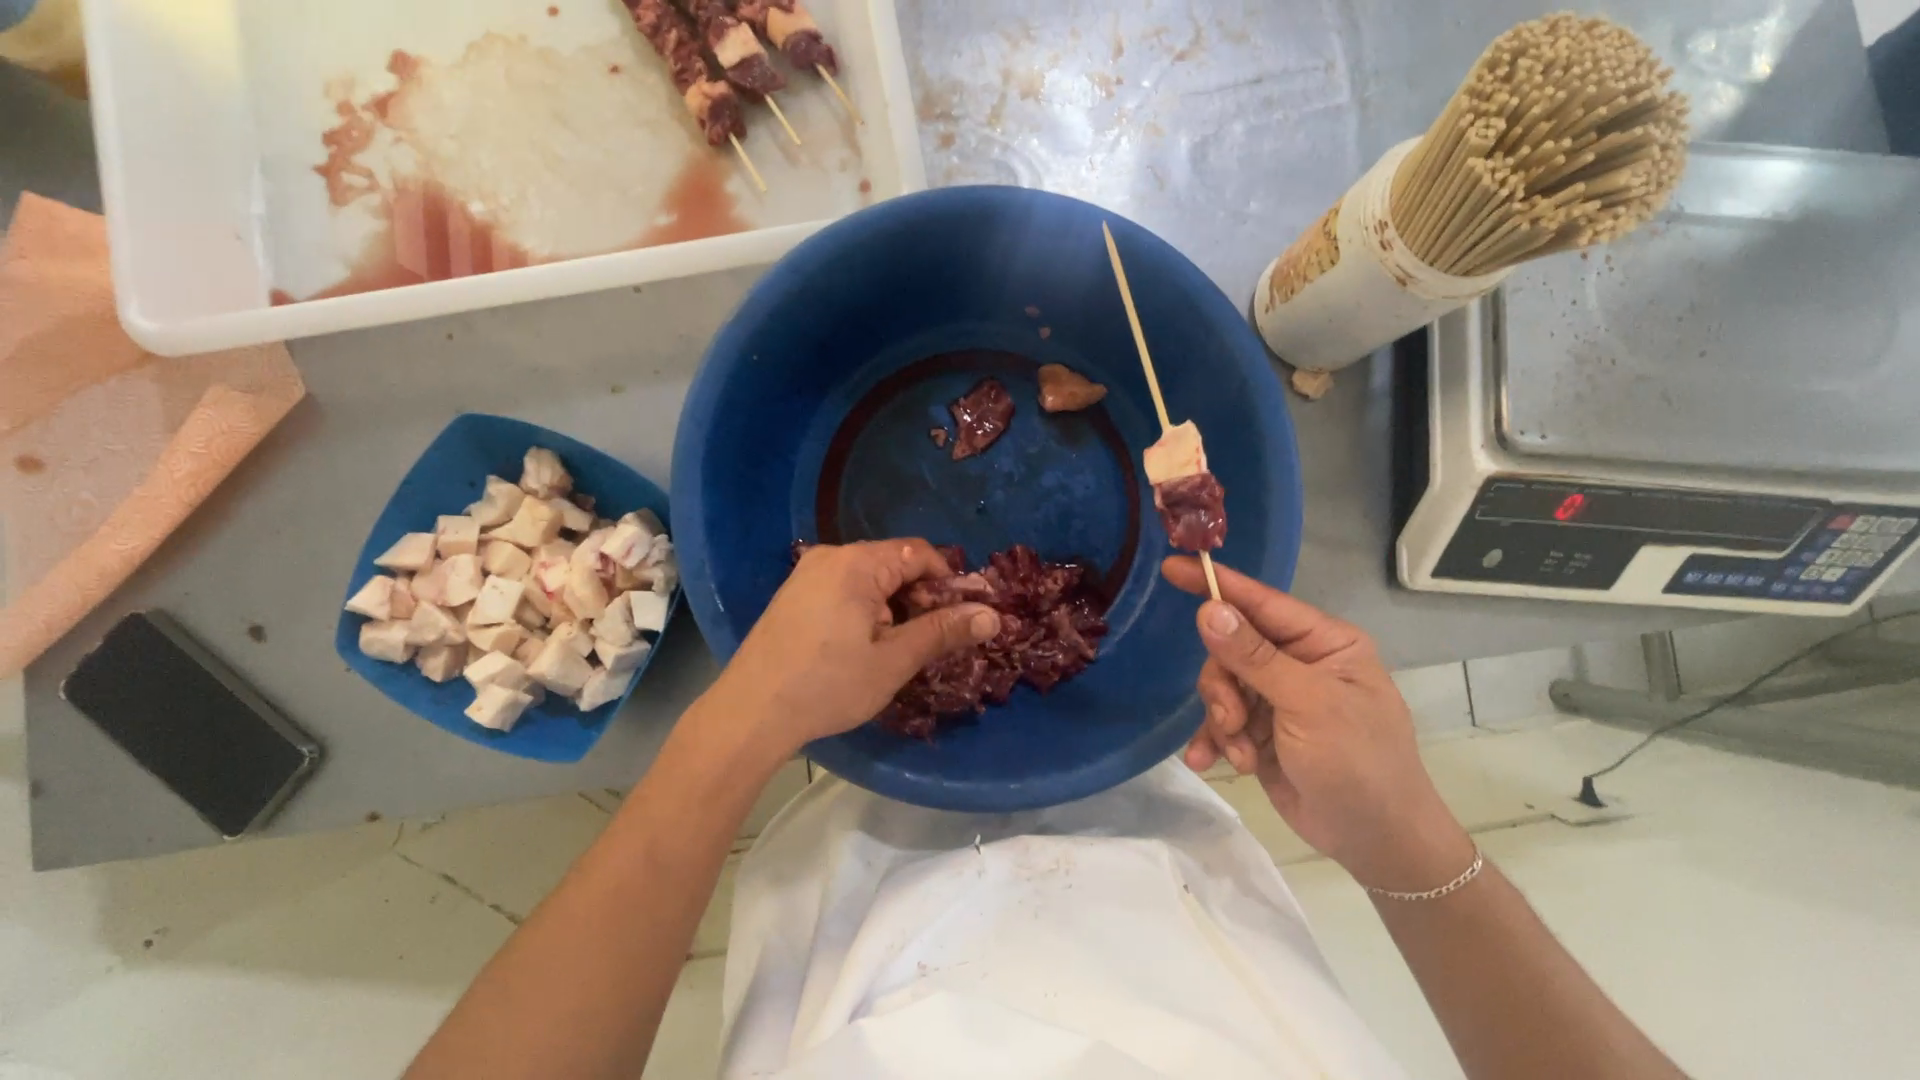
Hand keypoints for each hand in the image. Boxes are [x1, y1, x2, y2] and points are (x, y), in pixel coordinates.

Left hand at [708, 540, 1000, 756]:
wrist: (750, 712)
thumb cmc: (827, 685)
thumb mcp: (894, 661)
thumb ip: (943, 632)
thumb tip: (992, 615)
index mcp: (857, 563)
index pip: (920, 554)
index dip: (947, 583)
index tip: (959, 621)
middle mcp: (831, 557)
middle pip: (894, 564)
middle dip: (918, 598)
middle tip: (926, 642)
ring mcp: (806, 575)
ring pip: (868, 580)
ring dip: (891, 608)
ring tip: (892, 651)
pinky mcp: (793, 596)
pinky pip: (843, 590)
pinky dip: (863, 611)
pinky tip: (859, 649)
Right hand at [1163, 558, 1474, 892]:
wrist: (1377, 842)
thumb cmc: (1358, 762)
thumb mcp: (1307, 704)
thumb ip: (1254, 657)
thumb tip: (1208, 610)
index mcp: (1324, 643)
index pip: (1261, 602)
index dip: (1216, 585)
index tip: (1171, 567)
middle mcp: (1299, 663)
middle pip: (1231, 649)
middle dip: (1223, 686)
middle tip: (1231, 718)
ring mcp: (1279, 699)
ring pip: (1222, 686)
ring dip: (1223, 721)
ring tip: (1240, 752)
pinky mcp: (1262, 733)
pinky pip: (1222, 722)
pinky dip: (1215, 741)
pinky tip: (1210, 762)